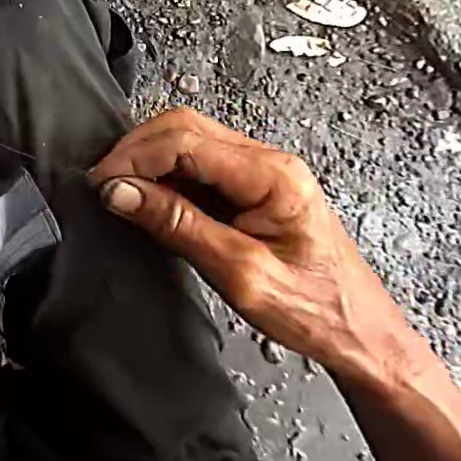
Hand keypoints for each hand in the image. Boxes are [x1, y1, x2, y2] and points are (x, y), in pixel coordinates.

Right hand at [87, 108, 413, 383]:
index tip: (101, 186)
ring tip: (118, 194)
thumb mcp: (238, 272)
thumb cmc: (314, 309)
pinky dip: (160, 176)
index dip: (133, 159)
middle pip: (182, 127)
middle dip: (133, 151)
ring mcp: (258, 171)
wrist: (358, 332)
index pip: (184, 142)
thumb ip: (176, 225)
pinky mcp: (247, 186)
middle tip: (102, 186)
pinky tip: (145, 200)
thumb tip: (120, 193)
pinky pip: (193, 164)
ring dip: (144, 161)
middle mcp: (267, 162)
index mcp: (273, 176)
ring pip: (185, 139)